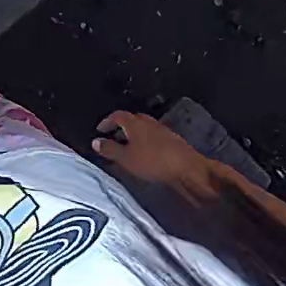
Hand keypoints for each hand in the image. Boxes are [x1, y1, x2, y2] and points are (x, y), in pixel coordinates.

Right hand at [91, 110, 218, 188]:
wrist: (189, 169)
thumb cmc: (153, 161)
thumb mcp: (126, 158)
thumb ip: (110, 149)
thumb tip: (96, 141)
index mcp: (135, 123)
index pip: (117, 116)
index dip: (107, 122)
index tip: (100, 130)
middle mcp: (149, 123)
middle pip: (132, 119)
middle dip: (121, 126)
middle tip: (113, 136)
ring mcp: (163, 130)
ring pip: (144, 128)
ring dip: (134, 134)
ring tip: (127, 146)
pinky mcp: (173, 141)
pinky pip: (154, 136)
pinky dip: (145, 141)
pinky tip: (145, 153)